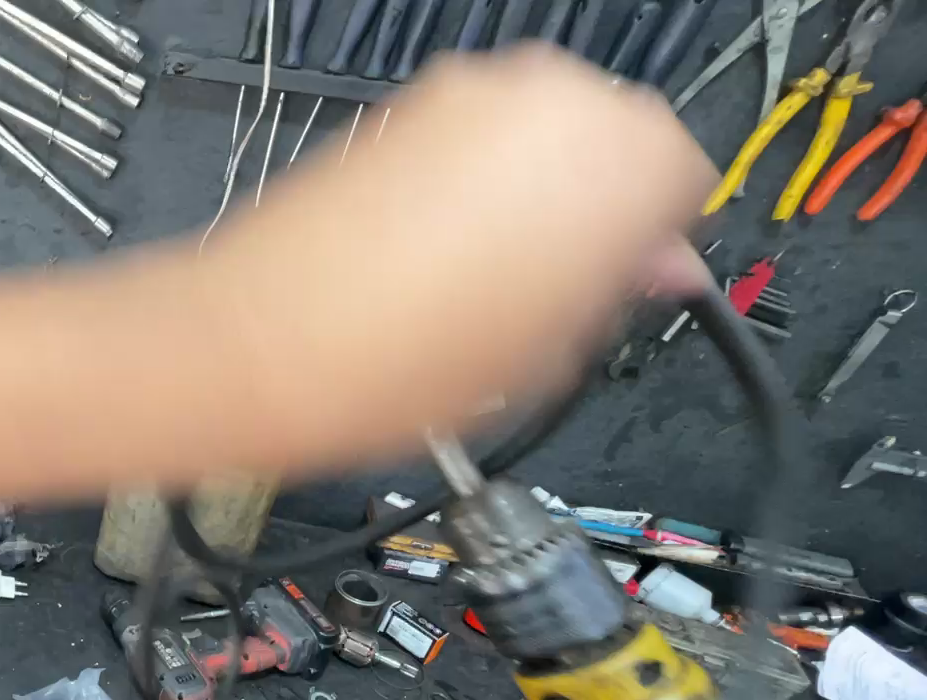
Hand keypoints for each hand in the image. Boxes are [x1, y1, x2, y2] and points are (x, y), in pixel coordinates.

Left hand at [201, 45, 715, 445]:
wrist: (245, 351)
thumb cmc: (382, 371)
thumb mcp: (535, 364)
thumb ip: (609, 303)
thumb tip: (646, 273)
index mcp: (618, 160)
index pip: (681, 187)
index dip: (642, 253)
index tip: (608, 293)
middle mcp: (541, 103)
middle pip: (597, 155)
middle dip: (575, 221)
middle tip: (528, 299)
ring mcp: (450, 101)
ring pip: (519, 150)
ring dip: (507, 209)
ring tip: (453, 292)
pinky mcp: (379, 122)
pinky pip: (446, 153)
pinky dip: (444, 197)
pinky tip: (408, 265)